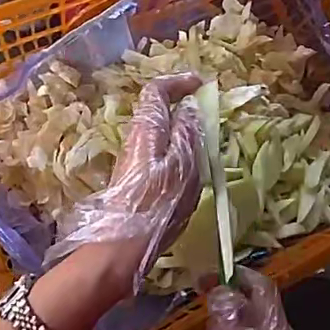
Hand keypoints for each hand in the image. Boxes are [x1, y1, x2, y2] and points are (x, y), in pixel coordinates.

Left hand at [43, 74, 202, 293]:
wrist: (121, 246)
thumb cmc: (156, 205)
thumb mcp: (184, 167)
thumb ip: (188, 135)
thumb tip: (189, 111)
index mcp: (147, 129)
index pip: (157, 91)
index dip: (178, 82)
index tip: (200, 84)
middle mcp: (135, 139)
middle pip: (157, 112)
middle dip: (181, 107)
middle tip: (207, 115)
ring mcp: (133, 160)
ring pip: (158, 133)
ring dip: (180, 131)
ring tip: (204, 144)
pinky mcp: (134, 179)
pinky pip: (158, 152)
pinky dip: (176, 151)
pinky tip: (190, 170)